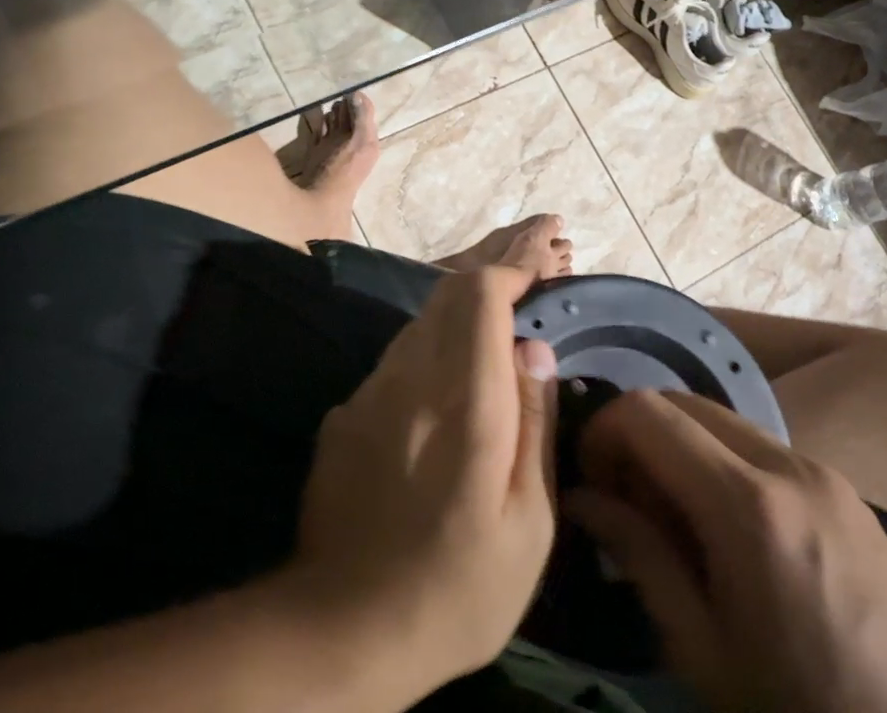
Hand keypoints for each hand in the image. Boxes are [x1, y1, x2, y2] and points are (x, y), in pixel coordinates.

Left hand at [284, 267, 558, 703]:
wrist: (343, 629)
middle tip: (532, 258)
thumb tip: (533, 349)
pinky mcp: (342, 419)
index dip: (512, 268)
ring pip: (417, 325)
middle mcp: (407, 383)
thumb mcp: (528, 526)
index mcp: (462, 404)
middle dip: (491, 269)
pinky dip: (429, 347)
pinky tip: (448, 368)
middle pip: (445, 297)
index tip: (543, 262)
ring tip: (498, 306)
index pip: (478, 297)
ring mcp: (366, 397)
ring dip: (460, 307)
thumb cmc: (458, 590)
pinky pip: (395, 362)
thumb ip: (533, 427)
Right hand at [566, 392, 886, 712]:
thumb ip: (636, 553)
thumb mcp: (697, 643)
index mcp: (748, 505)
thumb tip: (581, 497)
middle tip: (624, 501)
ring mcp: (827, 474)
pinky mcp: (847, 492)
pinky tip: (723, 529)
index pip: (646, 412)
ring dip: (678, 448)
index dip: (600, 433)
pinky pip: (760, 447)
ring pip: (721, 419)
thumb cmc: (796, 702)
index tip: (592, 485)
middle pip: (681, 401)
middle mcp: (790, 467)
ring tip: (672, 520)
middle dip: (636, 436)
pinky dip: (719, 462)